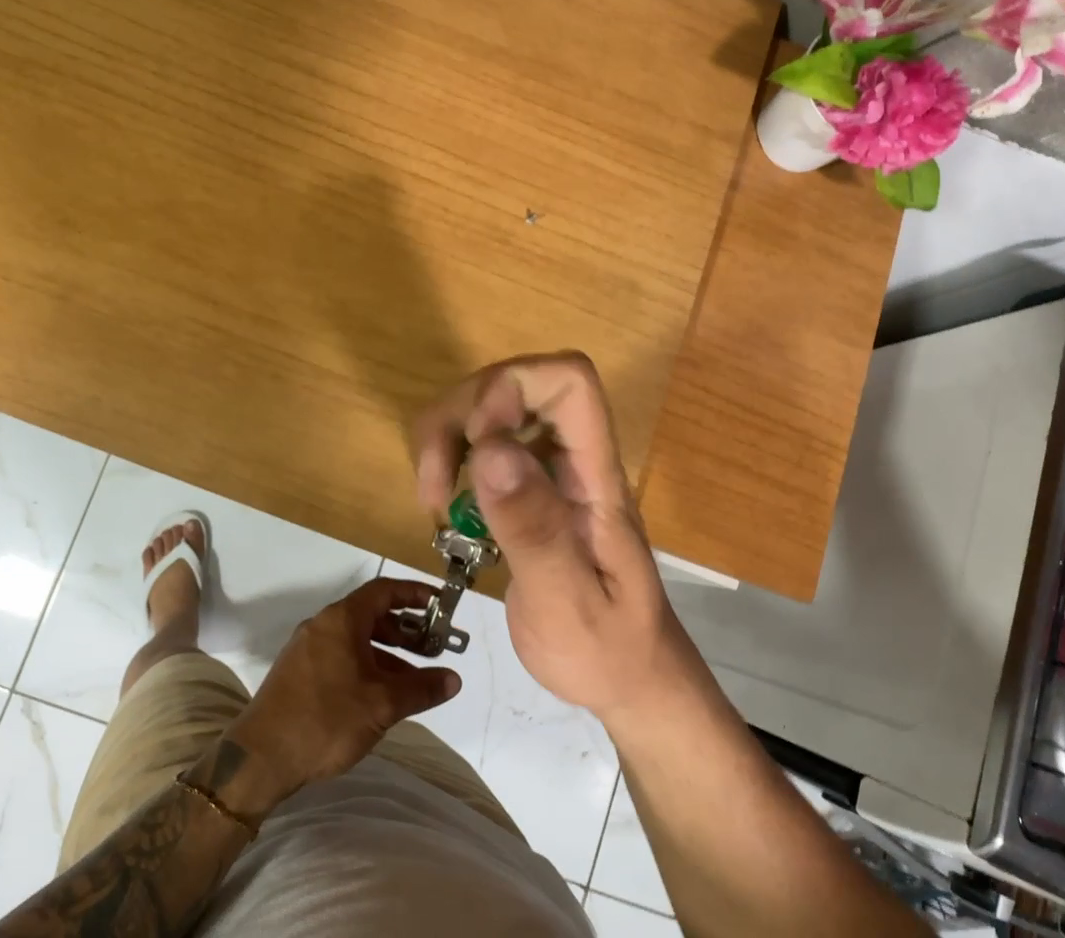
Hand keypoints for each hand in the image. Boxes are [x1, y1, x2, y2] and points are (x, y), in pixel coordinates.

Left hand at [217, 579, 461, 814]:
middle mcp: (321, 626)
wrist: (262, 756)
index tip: (440, 606)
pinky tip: (380, 695)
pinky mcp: (298, 673)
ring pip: (355, 639)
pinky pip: (340, 657)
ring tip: (413, 680)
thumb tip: (453, 679)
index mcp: (340, 620)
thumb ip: (421, 688)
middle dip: (405, 630)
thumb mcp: (383, 704)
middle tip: (433, 649)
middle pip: (370, 615)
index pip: (383, 591)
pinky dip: (366, 666)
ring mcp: (306, 649)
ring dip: (387, 653)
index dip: (414, 594)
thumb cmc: (327, 720)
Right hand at [411, 351, 692, 724]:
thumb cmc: (606, 652)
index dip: (510, 388)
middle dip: (460, 416)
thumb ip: (532, 528)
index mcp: (596, 478)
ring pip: (493, 410)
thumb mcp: (566, 602)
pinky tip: (446, 508)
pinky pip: (486, 447)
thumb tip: (491, 448)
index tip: (474, 446)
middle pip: (519, 384)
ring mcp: (552, 475)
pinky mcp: (531, 494)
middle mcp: (575, 462)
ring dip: (448, 438)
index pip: (569, 382)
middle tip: (437, 487)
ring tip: (435, 500)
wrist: (630, 681)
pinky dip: (453, 462)